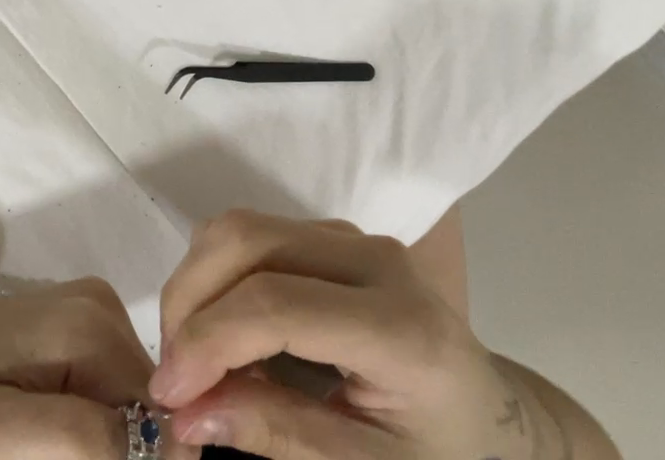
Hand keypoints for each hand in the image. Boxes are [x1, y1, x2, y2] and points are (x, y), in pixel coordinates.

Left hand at [0, 279, 152, 459]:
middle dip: (115, 447)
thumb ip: (95, 439)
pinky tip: (42, 425)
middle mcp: (101, 305)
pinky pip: (103, 385)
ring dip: (98, 437)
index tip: (76, 459)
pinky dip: (84, 418)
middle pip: (147, 404)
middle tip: (45, 452)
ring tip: (40, 442)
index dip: (144, 458)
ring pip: (126, 401)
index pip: (166, 412)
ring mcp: (86, 309)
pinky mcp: (70, 324)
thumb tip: (181, 446)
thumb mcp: (7, 434)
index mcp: (92, 324)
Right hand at [150, 211, 547, 459]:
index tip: (167, 394)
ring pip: (238, 228)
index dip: (206, 342)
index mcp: (402, 329)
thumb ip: (277, 434)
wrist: (496, 423)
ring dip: (194, 284)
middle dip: (187, 302)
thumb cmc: (442, 458)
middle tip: (171, 375)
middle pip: (245, 242)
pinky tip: (216, 328)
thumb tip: (183, 415)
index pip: (275, 305)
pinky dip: (213, 273)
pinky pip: (248, 233)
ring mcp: (351, 237)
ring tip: (190, 354)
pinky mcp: (328, 234)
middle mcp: (375, 260)